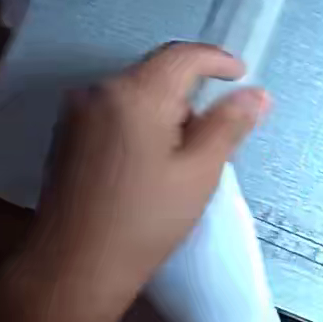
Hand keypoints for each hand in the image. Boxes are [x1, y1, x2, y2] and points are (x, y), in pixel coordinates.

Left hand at [13, 42, 268, 321]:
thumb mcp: (199, 174)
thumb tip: (258, 94)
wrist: (76, 265)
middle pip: (155, 74)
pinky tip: (148, 166)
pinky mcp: (65, 137)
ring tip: (182, 159)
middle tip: (214, 136)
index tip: (241, 74)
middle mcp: (98, 90)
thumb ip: (228, 127)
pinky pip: (113, 115)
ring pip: (133, 96)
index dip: (217, 60)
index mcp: (134, 93)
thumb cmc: (146, 221)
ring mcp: (76, 114)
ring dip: (164, 113)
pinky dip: (140, 126)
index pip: (182, 56)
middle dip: (190, 94)